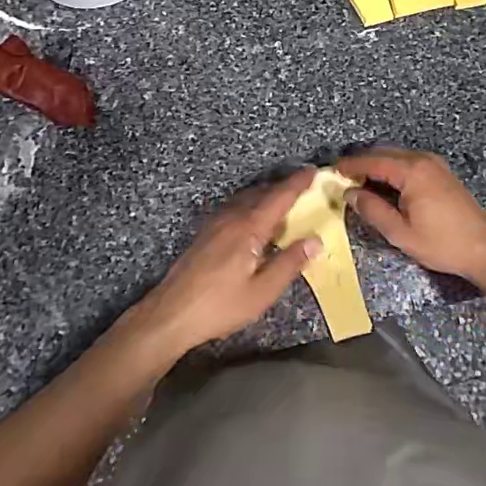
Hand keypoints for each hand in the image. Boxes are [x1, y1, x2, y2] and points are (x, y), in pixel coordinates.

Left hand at [128, 169, 320, 355]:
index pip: (279, 197)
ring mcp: (215, 224)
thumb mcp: (262, 291)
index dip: (298, 183)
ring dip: (266, 197)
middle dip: (284, 188)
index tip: (314, 172)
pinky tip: (255, 225)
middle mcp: (231, 218)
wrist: (171, 313)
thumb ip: (290, 263)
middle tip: (305, 189)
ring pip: (246, 200)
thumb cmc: (220, 306)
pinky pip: (235, 209)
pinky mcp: (206, 233)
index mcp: (248, 228)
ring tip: (284, 206)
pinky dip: (251, 207)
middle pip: (261, 194)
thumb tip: (315, 241)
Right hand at [336, 148, 485, 284]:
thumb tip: (350, 194)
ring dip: (377, 166)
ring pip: (397, 156)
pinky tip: (384, 186)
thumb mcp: (400, 232)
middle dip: (362, 163)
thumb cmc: (441, 243)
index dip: (350, 166)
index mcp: (412, 171)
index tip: (331, 171)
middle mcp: (423, 160)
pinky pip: (409, 163)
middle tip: (342, 179)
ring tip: (359, 183)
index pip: (372, 161)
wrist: (484, 250)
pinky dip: (392, 170)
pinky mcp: (441, 173)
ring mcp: (435, 165)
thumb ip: (372, 210)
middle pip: (384, 153)